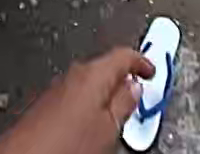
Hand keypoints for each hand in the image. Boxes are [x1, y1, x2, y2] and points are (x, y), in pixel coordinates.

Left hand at [0, 47, 154, 153]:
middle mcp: (74, 73)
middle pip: (105, 66)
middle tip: (138, 89)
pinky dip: (89, 101)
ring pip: (90, 81)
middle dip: (122, 77)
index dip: (141, 61)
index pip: (123, 55)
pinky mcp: (48, 101)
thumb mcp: (108, 128)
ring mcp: (59, 86)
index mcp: (92, 73)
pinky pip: (77, 93)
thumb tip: (135, 87)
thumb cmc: (65, 144)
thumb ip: (124, 102)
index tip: (151, 68)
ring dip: (105, 91)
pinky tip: (91, 120)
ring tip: (116, 110)